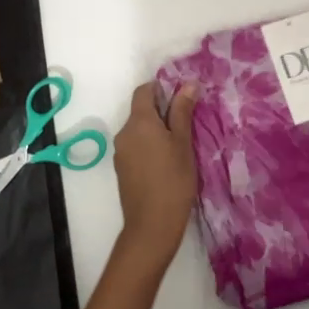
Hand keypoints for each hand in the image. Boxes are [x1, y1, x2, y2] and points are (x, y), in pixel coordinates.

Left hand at [111, 81, 200, 267]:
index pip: (144, 91)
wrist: (152, 225)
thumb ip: (182, 111)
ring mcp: (120, 152)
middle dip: (162, 111)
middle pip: (140, 111)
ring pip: (139, 130)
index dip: (161, 88)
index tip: (182, 98)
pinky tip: (166, 162)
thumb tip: (188, 83)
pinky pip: (135, 147)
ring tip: (179, 145)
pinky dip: (149, 146)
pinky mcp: (121, 169)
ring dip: (156, 131)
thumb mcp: (182, 143)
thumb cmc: (173, 180)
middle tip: (187, 123)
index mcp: (138, 122)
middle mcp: (124, 133)